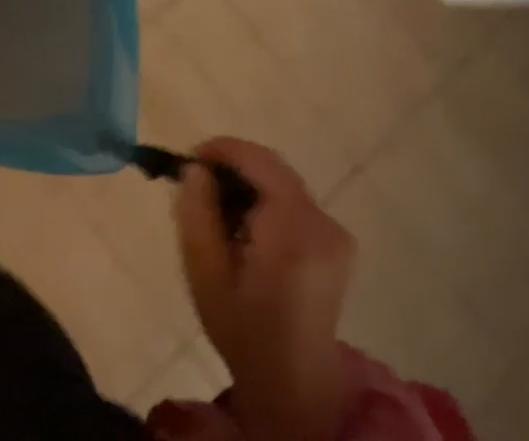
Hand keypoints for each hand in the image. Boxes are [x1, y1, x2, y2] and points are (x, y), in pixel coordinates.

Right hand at [175, 138, 355, 440]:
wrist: (294, 379)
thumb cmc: (241, 328)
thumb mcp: (203, 273)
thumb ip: (197, 214)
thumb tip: (196, 169)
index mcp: (293, 233)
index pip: (261, 162)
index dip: (223, 150)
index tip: (189, 160)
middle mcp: (325, 225)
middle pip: (274, 171)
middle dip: (233, 170)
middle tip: (196, 189)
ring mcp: (338, 234)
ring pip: (284, 185)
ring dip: (249, 188)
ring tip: (218, 216)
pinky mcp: (339, 242)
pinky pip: (296, 203)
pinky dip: (267, 204)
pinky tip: (246, 233)